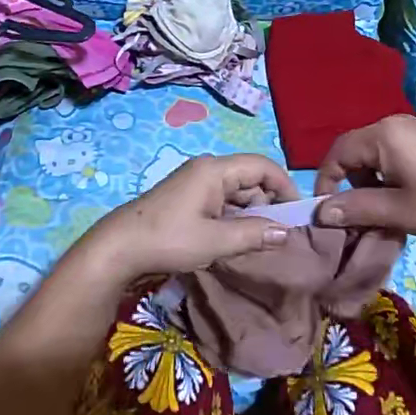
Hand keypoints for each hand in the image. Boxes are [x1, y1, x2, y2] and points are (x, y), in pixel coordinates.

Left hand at [85, 153, 299, 281]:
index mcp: (215, 169)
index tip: (296, 214)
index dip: (284, 186)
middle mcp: (207, 169)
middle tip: (276, 234)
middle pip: (250, 178)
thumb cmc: (169, 239)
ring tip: (257, 241)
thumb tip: (286, 232)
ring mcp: (195, 182)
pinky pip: (221, 201)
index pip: (263, 166)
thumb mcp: (216, 241)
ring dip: (250, 213)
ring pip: (237, 192)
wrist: (119, 248)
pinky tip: (234, 239)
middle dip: (267, 203)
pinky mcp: (187, 198)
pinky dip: (233, 217)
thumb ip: (254, 234)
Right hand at [314, 115, 415, 246]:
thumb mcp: (397, 211)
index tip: (327, 213)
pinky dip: (385, 177)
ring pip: (372, 155)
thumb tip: (320, 211)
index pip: (337, 152)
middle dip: (349, 184)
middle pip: (354, 151)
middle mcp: (394, 124)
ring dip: (368, 183)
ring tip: (382, 213)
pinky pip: (391, 155)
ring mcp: (413, 130)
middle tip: (357, 216)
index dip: (326, 181)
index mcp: (384, 134)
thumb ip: (355, 208)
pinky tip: (401, 201)